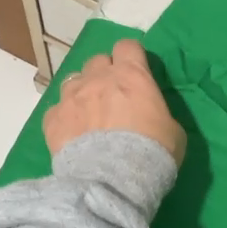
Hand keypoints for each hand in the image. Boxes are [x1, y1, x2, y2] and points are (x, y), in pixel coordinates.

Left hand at [42, 39, 184, 165]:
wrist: (113, 180)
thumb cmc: (152, 152)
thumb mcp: (173, 131)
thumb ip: (158, 113)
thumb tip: (151, 115)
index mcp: (131, 75)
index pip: (127, 46)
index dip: (131, 57)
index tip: (135, 72)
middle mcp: (97, 78)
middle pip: (98, 60)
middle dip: (104, 73)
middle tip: (112, 96)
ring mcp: (71, 97)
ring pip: (73, 81)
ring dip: (82, 93)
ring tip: (88, 116)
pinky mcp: (52, 120)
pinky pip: (56, 111)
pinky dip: (64, 119)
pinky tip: (72, 136)